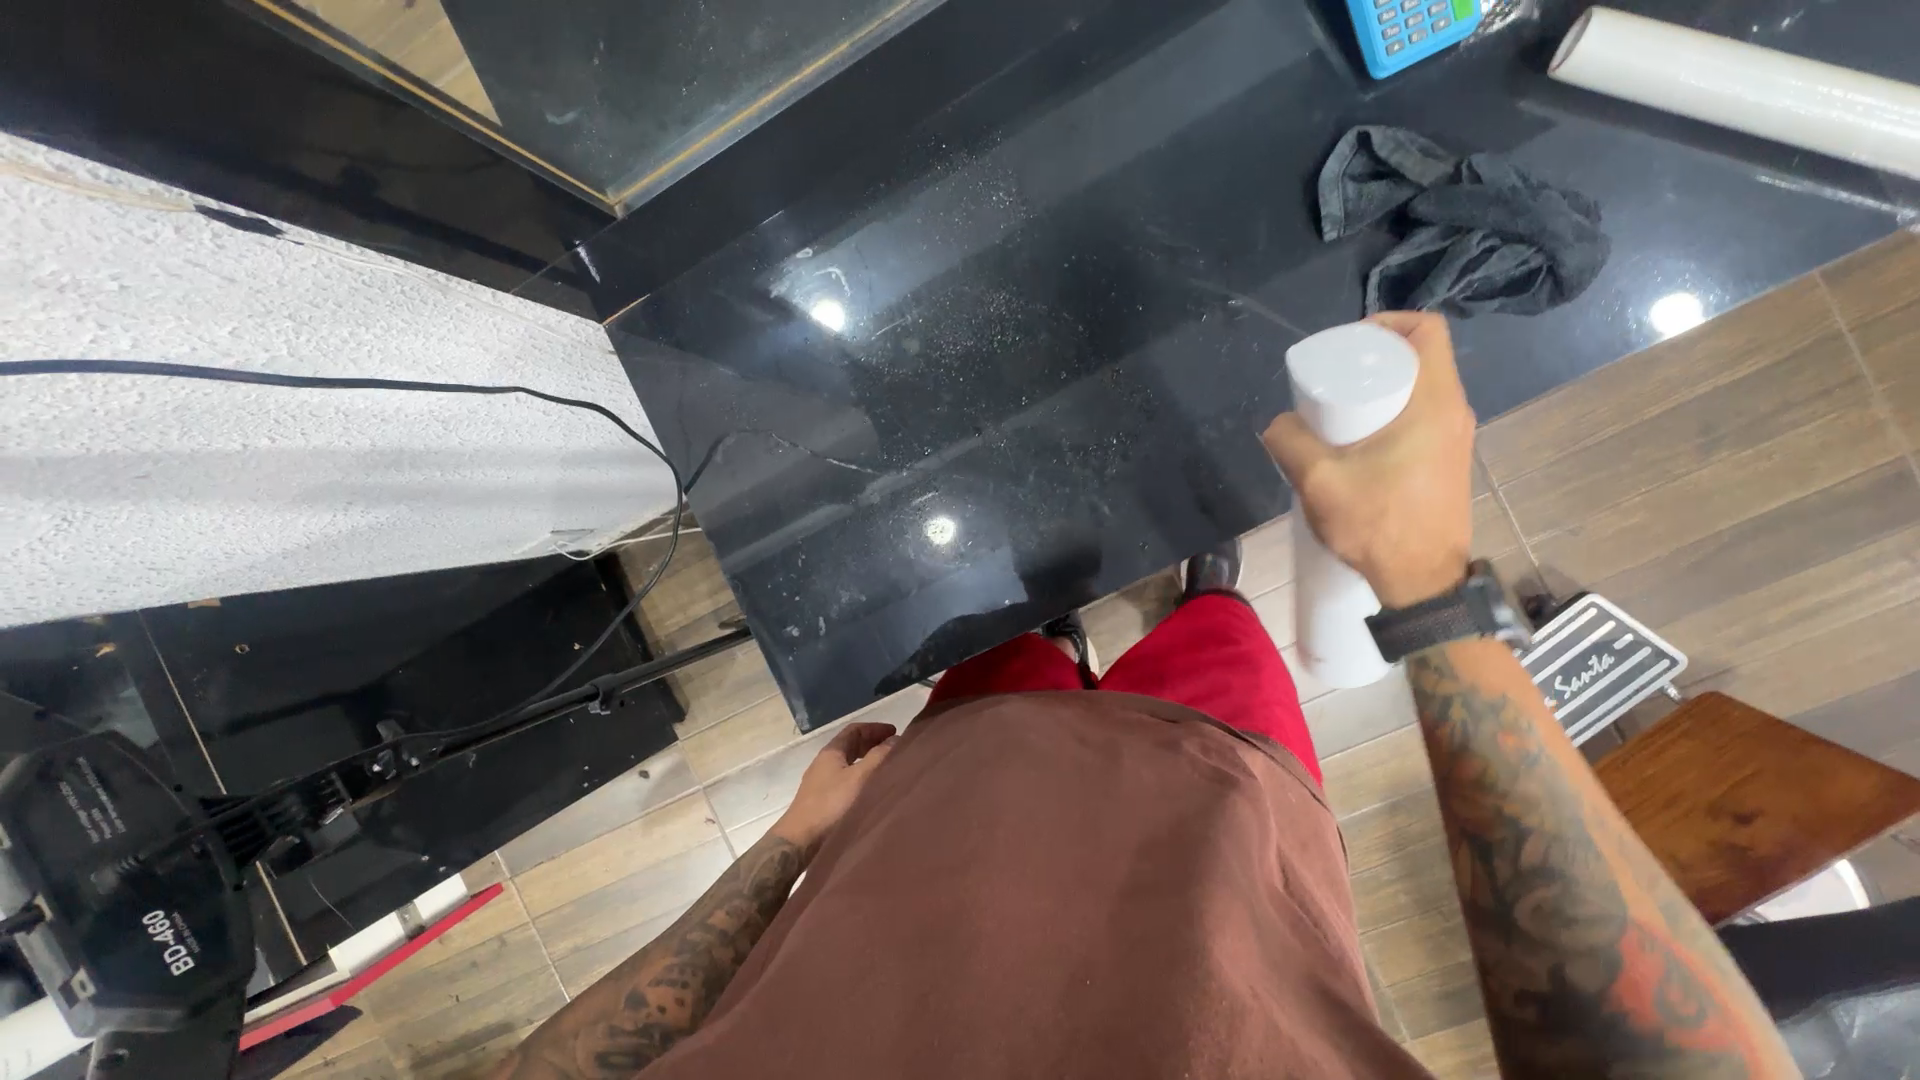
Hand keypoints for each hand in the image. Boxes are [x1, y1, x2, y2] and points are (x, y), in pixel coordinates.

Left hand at [770, 722, 897, 854]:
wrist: (800, 840)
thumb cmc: (831, 804)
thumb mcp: (859, 777)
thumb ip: (878, 757)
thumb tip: (895, 739)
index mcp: (831, 752)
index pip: (854, 730)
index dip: (875, 728)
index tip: (895, 731)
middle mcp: (824, 763)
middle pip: (851, 745)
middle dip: (872, 743)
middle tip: (893, 749)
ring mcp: (821, 782)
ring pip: (848, 764)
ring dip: (867, 761)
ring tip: (886, 768)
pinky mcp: (822, 800)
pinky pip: (846, 779)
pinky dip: (861, 777)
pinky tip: (870, 790)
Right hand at [1261, 312, 1476, 607]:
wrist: (1422, 581)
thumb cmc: (1378, 524)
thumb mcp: (1319, 481)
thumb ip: (1289, 442)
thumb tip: (1279, 424)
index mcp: (1434, 402)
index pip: (1426, 330)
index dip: (1386, 323)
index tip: (1346, 343)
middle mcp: (1453, 411)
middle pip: (1420, 358)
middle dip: (1373, 359)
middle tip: (1331, 377)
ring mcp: (1454, 437)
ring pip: (1419, 389)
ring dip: (1380, 390)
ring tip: (1336, 410)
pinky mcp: (1446, 461)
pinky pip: (1419, 417)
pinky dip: (1389, 414)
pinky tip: (1355, 442)